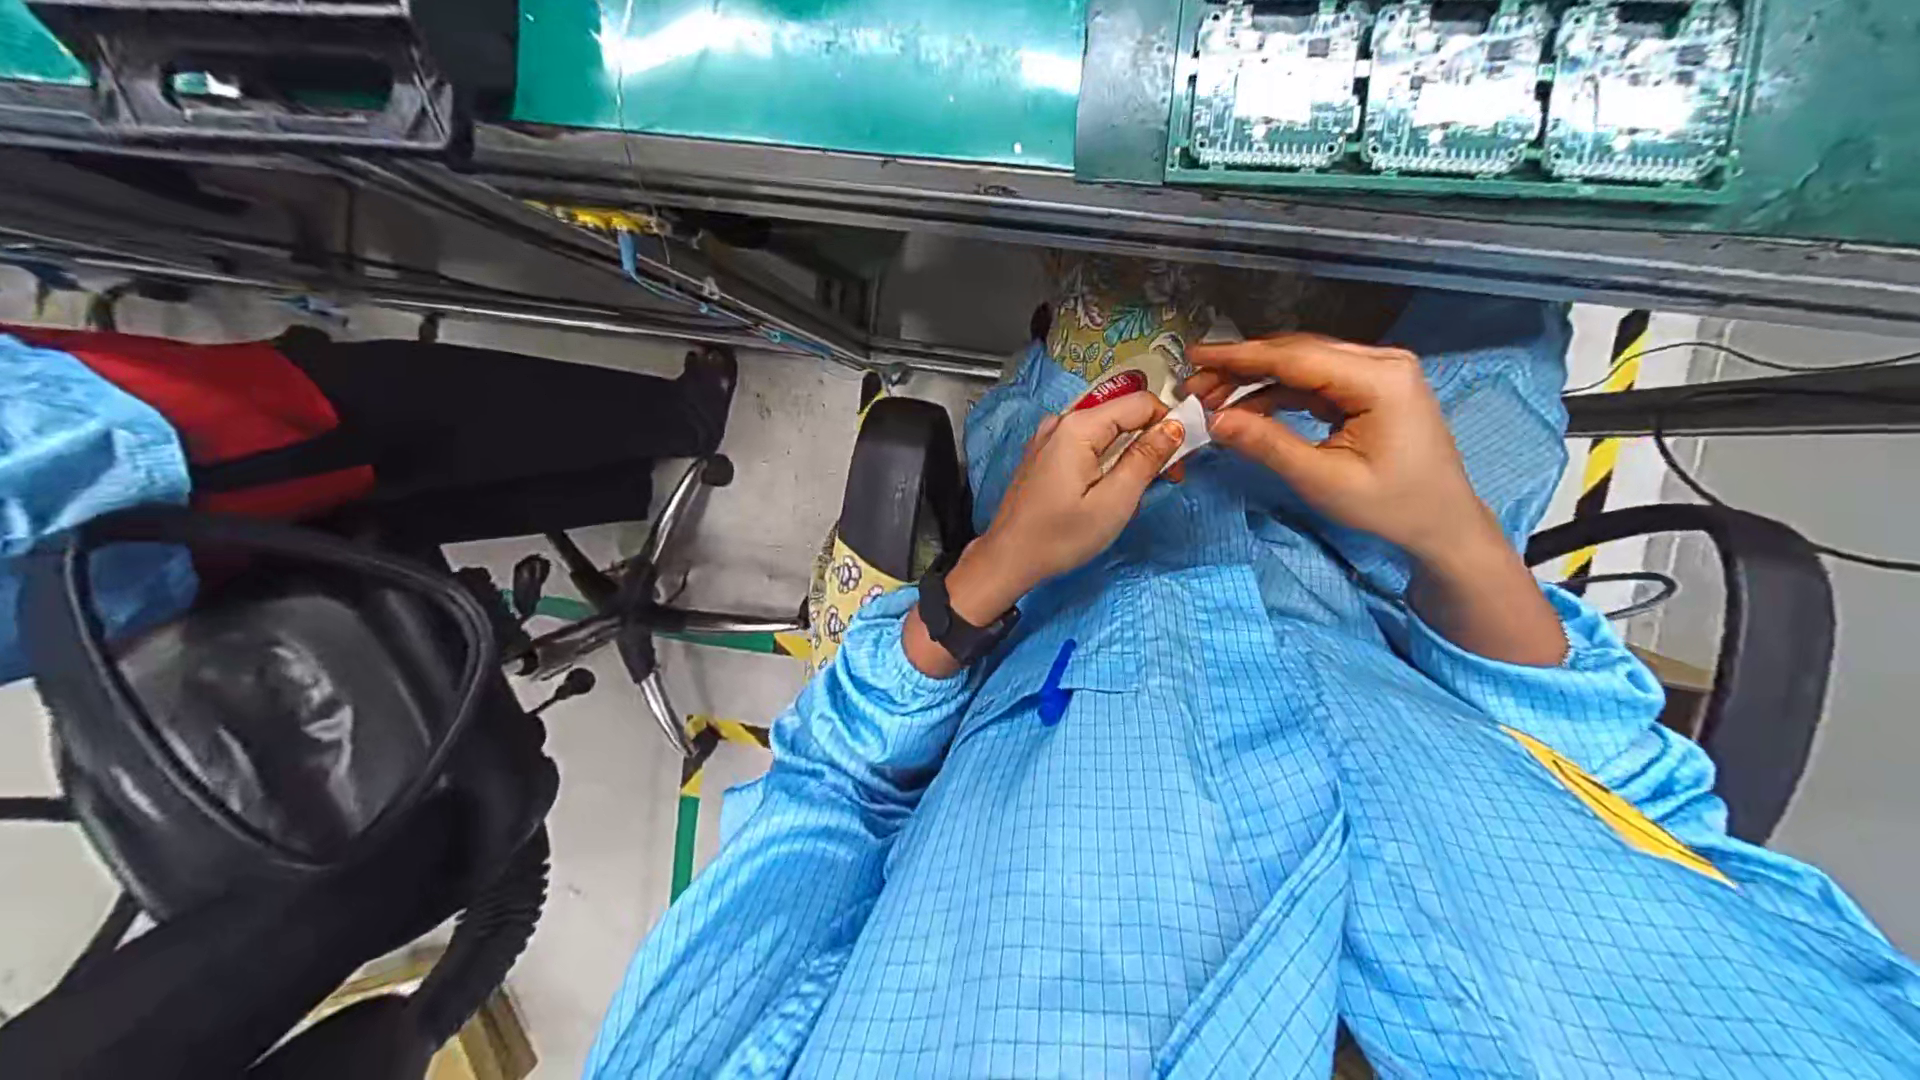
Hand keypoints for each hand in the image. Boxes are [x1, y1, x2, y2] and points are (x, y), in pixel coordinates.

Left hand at [903, 392, 1185, 676]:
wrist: (1008, 560)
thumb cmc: (1059, 537)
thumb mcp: (1113, 502)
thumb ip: (1146, 459)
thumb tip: (1174, 425)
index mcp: (1077, 427)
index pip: (1140, 403)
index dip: (1168, 424)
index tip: (1180, 459)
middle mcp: (1060, 422)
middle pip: (1121, 415)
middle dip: (1149, 442)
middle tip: (1162, 480)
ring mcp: (1047, 438)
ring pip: (1104, 432)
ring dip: (1128, 455)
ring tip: (1132, 494)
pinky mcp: (1042, 455)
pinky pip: (1085, 445)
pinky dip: (1104, 461)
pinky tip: (1105, 492)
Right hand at [1185, 334, 1500, 562]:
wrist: (1440, 522)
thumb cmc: (1389, 505)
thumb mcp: (1321, 479)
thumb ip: (1266, 444)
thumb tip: (1213, 420)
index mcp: (1379, 379)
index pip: (1295, 357)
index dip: (1239, 357)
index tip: (1194, 356)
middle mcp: (1380, 363)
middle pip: (1295, 354)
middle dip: (1240, 368)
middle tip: (1194, 387)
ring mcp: (1376, 373)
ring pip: (1300, 365)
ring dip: (1254, 380)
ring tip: (1211, 399)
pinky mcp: (1367, 389)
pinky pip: (1311, 382)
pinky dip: (1275, 393)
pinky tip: (1244, 407)